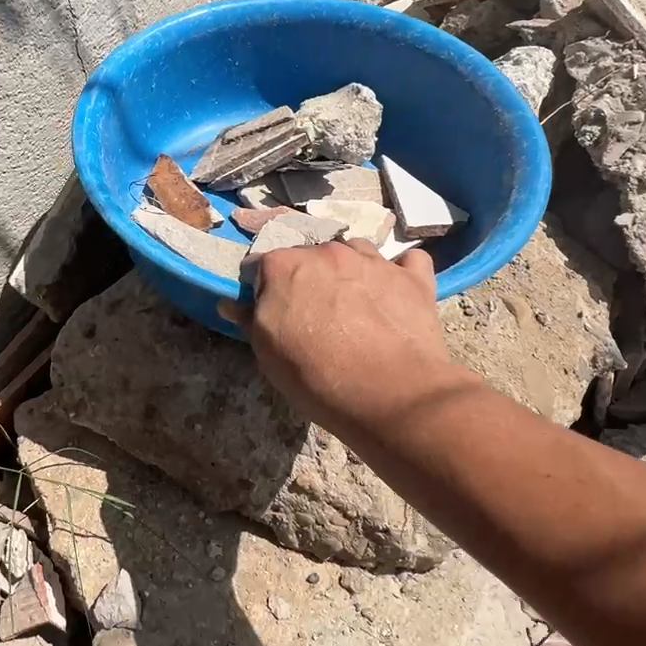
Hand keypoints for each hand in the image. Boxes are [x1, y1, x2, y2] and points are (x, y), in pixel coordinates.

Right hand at [220, 241, 477, 441]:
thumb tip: (232, 303)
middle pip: (310, 255)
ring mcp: (374, 260)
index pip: (263, 266)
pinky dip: (399, 272)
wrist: (390, 395)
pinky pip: (407, 261)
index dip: (264, 290)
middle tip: (314, 315)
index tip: (272, 313)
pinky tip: (397, 291)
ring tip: (355, 304)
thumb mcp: (267, 353)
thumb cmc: (315, 375)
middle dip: (308, 277)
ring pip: (356, 251)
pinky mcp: (413, 277)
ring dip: (350, 270)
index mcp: (284, 265)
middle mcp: (327, 251)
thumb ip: (249, 320)